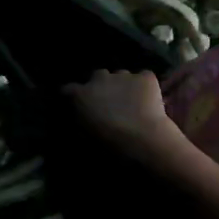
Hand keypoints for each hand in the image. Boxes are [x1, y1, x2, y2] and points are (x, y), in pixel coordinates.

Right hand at [63, 69, 183, 157]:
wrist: (142, 138)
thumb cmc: (110, 143)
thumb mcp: (86, 136)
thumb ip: (80, 122)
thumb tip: (82, 119)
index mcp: (82, 95)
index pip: (68, 89)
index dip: (71, 94)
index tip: (74, 100)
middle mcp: (100, 79)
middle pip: (98, 75)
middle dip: (102, 85)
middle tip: (109, 101)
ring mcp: (124, 75)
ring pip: (122, 75)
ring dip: (123, 84)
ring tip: (132, 100)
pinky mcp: (145, 77)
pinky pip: (144, 76)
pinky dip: (145, 85)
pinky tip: (149, 97)